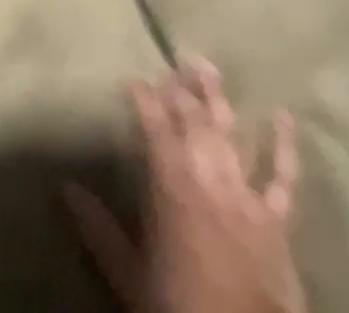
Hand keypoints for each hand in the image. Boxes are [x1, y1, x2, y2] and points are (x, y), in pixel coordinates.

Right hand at [64, 57, 305, 312]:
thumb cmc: (177, 303)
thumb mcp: (127, 271)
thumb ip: (98, 227)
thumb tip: (66, 188)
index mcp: (171, 189)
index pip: (155, 130)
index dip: (144, 100)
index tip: (133, 77)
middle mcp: (209, 181)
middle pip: (194, 124)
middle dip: (181, 90)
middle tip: (172, 61)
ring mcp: (246, 196)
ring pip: (231, 136)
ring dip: (218, 99)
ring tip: (207, 67)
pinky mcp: (276, 218)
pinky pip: (282, 176)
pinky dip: (283, 145)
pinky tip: (282, 115)